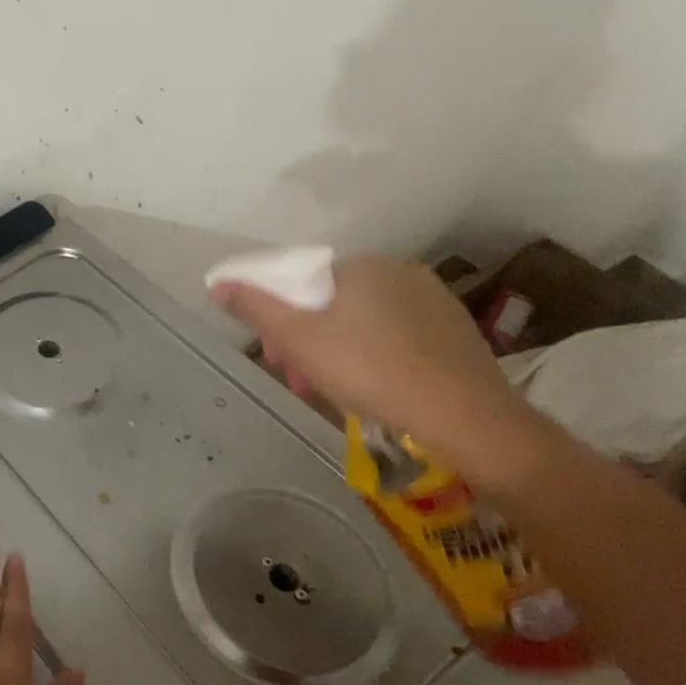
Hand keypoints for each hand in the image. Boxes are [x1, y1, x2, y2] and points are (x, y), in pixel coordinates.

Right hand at [209, 254, 532, 470]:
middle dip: (307, 340)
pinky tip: (375, 391)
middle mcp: (402, 273)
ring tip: (334, 393)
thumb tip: (219, 283)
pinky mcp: (457, 335)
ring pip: (365, 323)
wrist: (467, 418)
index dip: (279, 319)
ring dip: (338, 353)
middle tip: (300, 380)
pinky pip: (398, 339)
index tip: (274, 357)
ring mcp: (435, 303)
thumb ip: (255, 308)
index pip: (302, 282)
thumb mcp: (298, 340)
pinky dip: (375, 359)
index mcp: (363, 266)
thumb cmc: (371, 371)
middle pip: (332, 303)